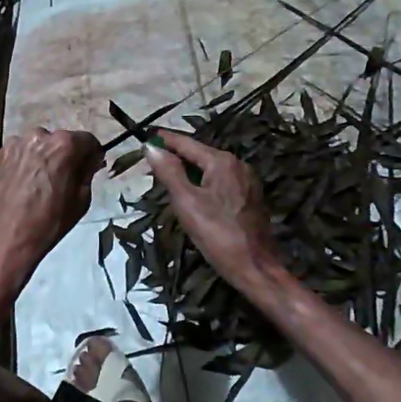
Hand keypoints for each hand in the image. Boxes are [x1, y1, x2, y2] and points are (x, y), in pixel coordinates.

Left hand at [0, 128, 102, 265]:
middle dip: (63, 156)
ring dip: (39, 159)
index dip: (91, 154)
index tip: (90, 167)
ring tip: (36, 185)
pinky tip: (18, 188)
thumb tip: (87, 162)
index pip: (87, 140)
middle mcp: (37, 136)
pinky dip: (20, 166)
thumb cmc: (48, 222)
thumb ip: (86, 174)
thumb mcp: (81, 201)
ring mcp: (12, 145)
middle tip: (61, 179)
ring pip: (34, 147)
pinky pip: (15, 157)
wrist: (3, 240)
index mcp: (63, 144)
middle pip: (57, 141)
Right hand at [144, 132, 283, 292]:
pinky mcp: (250, 198)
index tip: (146, 135)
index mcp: (222, 161)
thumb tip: (151, 146)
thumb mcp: (186, 202)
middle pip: (200, 155)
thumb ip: (169, 172)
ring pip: (211, 169)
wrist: (254, 267)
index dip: (164, 140)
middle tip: (151, 160)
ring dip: (189, 170)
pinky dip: (203, 182)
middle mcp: (238, 165)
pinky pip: (221, 182)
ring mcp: (247, 181)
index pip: (187, 143)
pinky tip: (192, 193)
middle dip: (176, 156)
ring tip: (167, 175)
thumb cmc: (217, 234)